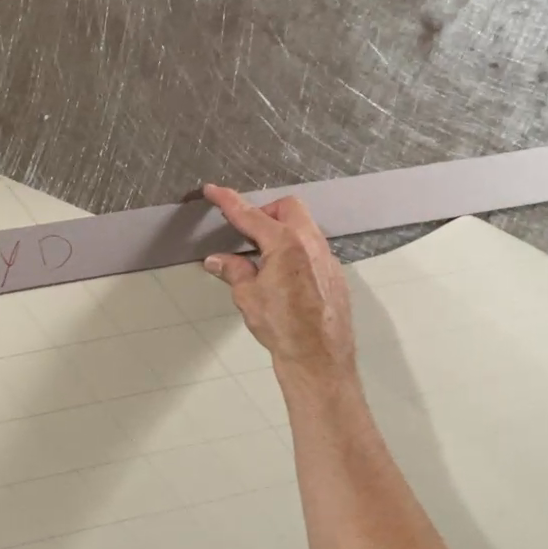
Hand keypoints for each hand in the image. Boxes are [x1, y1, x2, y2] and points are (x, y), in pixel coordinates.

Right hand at [200, 186, 357, 386]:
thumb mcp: (248, 297)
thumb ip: (234, 271)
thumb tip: (217, 260)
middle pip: (288, 208)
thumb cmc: (282, 327)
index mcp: (286, 244)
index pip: (251, 214)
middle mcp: (311, 244)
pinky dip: (294, 249)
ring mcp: (327, 258)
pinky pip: (313, 248)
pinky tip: (282, 275)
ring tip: (262, 256)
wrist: (318, 358)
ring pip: (304, 227)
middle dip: (265, 212)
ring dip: (280, 231)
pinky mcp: (334, 273)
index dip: (229, 201)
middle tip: (246, 233)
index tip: (213, 190)